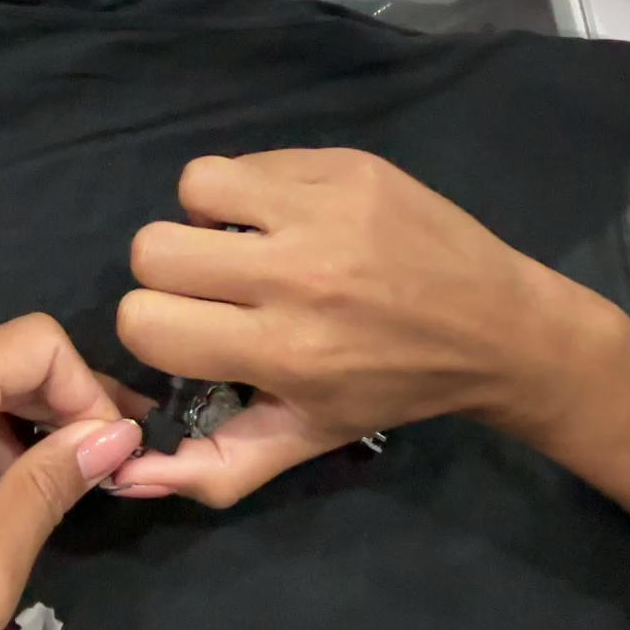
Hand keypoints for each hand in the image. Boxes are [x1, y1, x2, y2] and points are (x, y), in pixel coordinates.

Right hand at [109, 149, 616, 505]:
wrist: (502, 328)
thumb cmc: (393, 389)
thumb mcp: (306, 439)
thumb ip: (214, 466)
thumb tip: (127, 469)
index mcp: (282, 353)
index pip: (143, 321)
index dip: (151, 325)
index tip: (190, 327)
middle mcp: (298, 277)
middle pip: (152, 248)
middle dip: (168, 270)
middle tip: (215, 282)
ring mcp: (325, 210)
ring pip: (194, 185)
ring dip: (205, 216)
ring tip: (248, 238)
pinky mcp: (347, 164)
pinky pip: (251, 160)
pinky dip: (254, 188)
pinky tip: (291, 214)